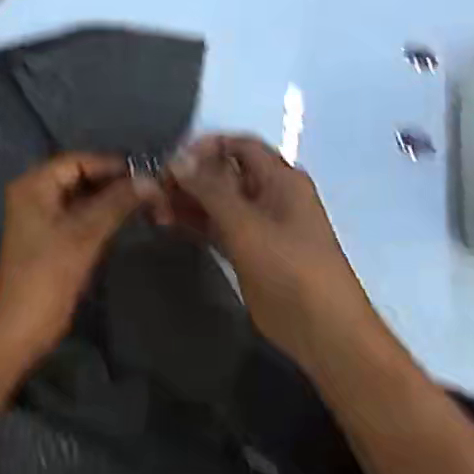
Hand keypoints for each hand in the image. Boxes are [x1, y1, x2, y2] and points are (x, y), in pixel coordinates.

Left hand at [0, 153, 147, 359]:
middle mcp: (34, 193)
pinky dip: (102, 214)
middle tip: (151, 189)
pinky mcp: (51, 236)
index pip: (78, 160)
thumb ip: (118, 201)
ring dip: (112, 199)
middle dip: (115, 182)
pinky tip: (127, 219)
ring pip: (83, 196)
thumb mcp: (86, 234)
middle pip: (81, 175)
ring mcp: (41, 216)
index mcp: (33, 185)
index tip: (147, 174)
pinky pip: (80, 214)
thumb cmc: (49, 275)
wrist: (22, 328)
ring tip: (145, 203)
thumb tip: (151, 179)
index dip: (113, 165)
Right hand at [163, 135, 375, 366]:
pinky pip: (216, 226)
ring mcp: (258, 225)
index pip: (241, 146)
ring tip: (152, 206)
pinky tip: (165, 223)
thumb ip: (212, 190)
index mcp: (281, 179)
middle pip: (226, 173)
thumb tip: (178, 158)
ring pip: (218, 201)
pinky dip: (194, 223)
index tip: (172, 158)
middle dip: (191, 176)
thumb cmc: (290, 267)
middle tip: (153, 186)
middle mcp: (269, 195)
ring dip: (188, 200)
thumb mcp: (248, 225)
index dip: (207, 146)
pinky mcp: (248, 251)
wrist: (321, 328)